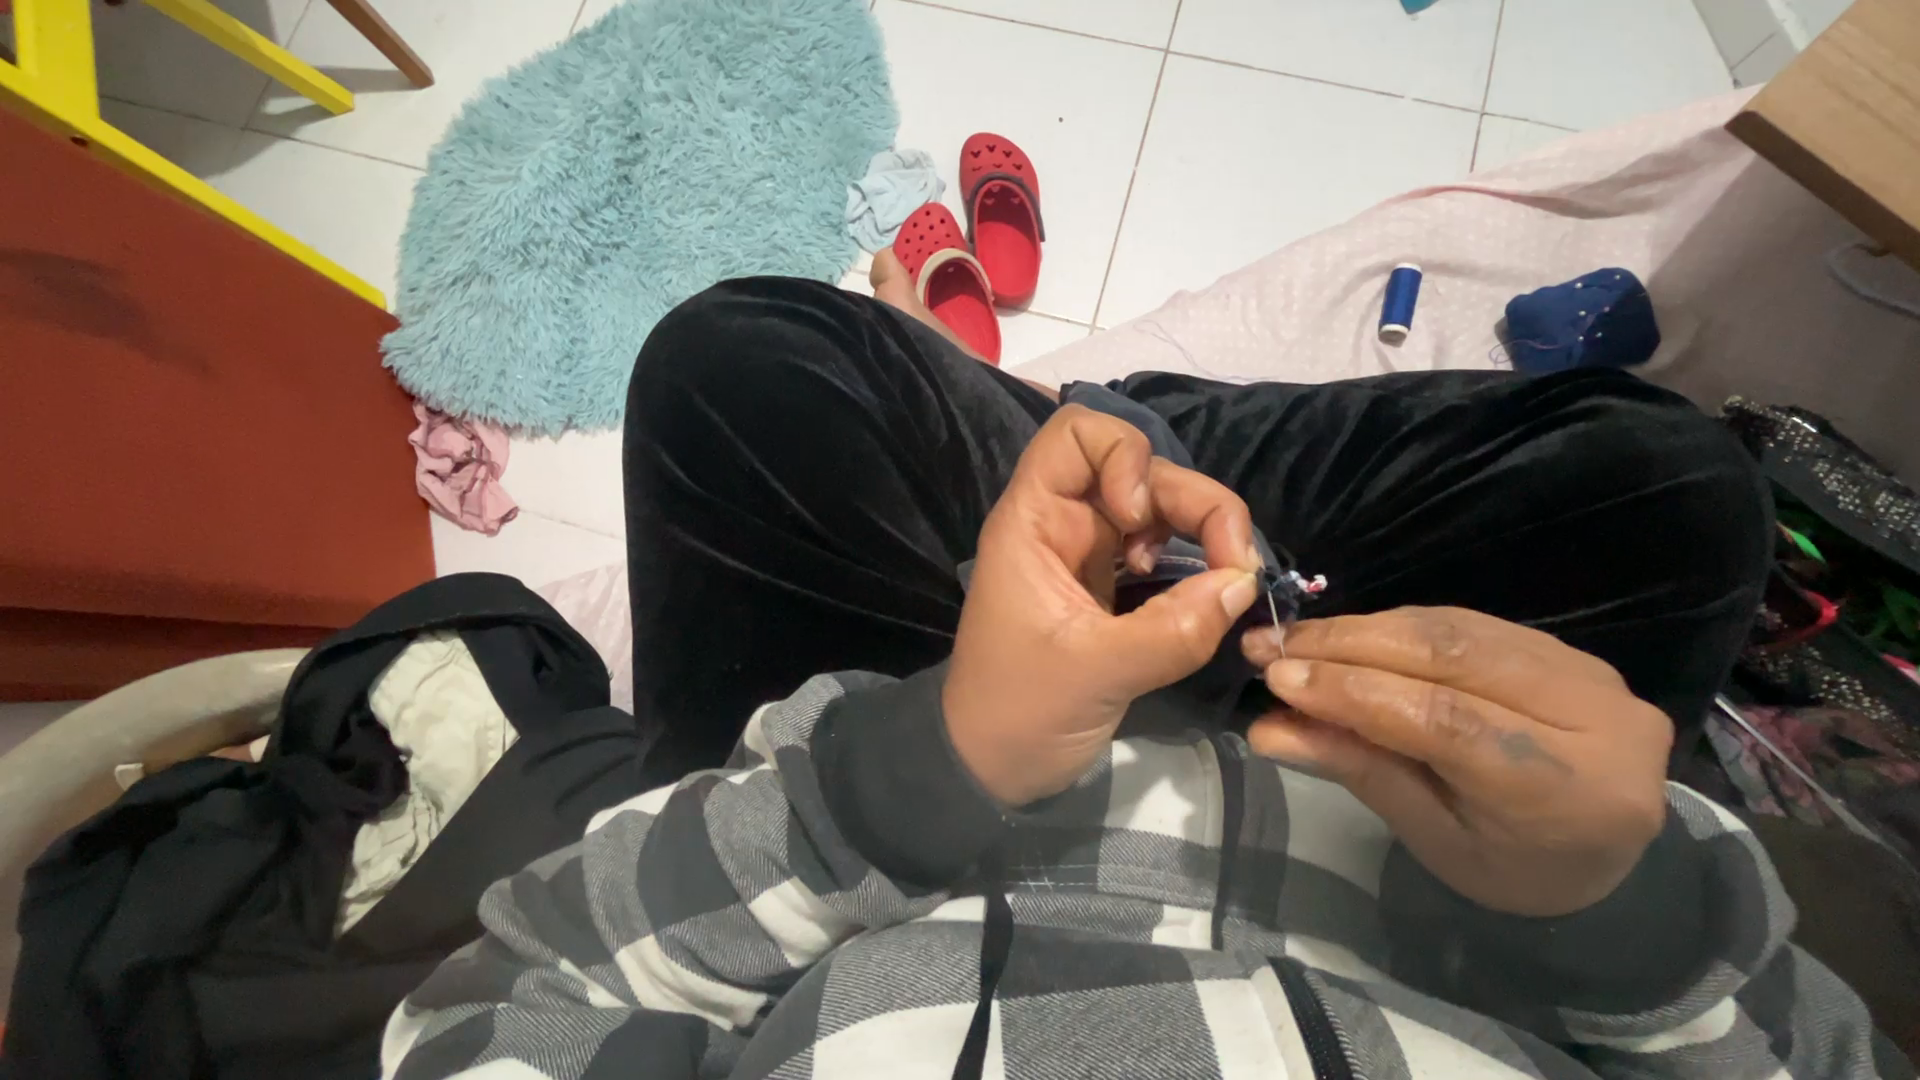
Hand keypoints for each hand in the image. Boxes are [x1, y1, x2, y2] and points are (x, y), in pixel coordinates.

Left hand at [945, 405, 1266, 805]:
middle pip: (1140, 469)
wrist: (994, 765)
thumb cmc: (1018, 713)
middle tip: (1233, 564)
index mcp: (1032, 522)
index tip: (1140, 518)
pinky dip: (1193, 561)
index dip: (1123, 454)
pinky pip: (1163, 549)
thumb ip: (1170, 631)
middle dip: (1194, 502)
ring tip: (1224, 579)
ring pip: (1159, 507)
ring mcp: (1088, 554)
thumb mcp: (1094, 674)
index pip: (1077, 434)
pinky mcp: (1109, 587)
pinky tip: (1197, 595)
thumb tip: (1242, 585)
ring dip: (1202, 530)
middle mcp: (1062, 523)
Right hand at [1241, 608, 1671, 916]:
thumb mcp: (1429, 834)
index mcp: (1573, 790)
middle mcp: (1597, 716)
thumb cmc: (1508, 864)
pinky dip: (1390, 627)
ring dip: (1358, 630)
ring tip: (1291, 640)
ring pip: (1449, 628)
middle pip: (1449, 657)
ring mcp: (1583, 669)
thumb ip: (1356, 769)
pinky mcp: (1560, 646)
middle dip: (1344, 645)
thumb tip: (1266, 728)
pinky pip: (1460, 621)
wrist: (1599, 852)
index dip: (1353, 692)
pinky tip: (1343, 638)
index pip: (1447, 722)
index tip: (1276, 677)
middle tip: (1266, 645)